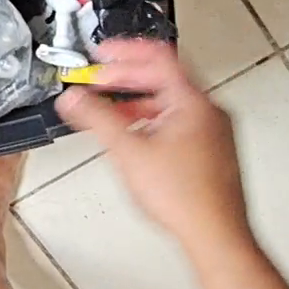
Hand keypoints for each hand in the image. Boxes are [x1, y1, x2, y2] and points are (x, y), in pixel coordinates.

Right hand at [55, 39, 251, 259]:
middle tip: (98, 79)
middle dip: (125, 77)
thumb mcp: (127, 151)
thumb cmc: (186, 198)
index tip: (104, 52)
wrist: (216, 237)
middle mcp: (209, 114)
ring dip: (135, 99)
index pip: (159, 58)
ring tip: (108, 106)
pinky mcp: (211, 153)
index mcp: (194, 104)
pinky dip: (150, 118)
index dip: (126, 51)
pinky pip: (177, 121)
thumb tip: (73, 99)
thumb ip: (95, 118)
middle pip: (163, 78)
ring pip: (169, 101)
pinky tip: (132, 135)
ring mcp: (214, 133)